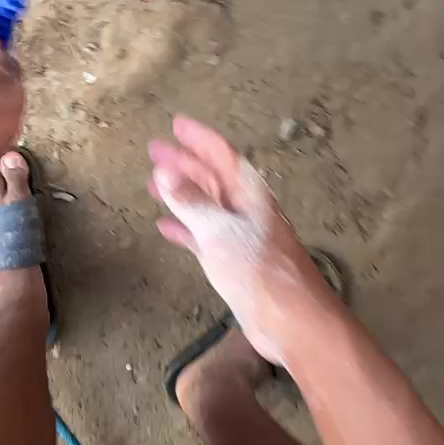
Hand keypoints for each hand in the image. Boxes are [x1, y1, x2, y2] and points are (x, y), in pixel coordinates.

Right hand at [149, 116, 336, 363]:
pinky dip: (185, 229)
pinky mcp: (234, 262)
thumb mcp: (219, 231)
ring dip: (181, 194)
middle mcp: (246, 210)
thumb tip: (165, 172)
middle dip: (184, 163)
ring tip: (153, 184)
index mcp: (249, 195)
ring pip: (206, 206)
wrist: (290, 320)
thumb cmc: (258, 270)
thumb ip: (191, 202)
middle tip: (155, 150)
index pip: (222, 156)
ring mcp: (240, 237)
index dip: (199, 139)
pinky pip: (204, 236)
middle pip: (212, 178)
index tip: (176, 125)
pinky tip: (166, 228)